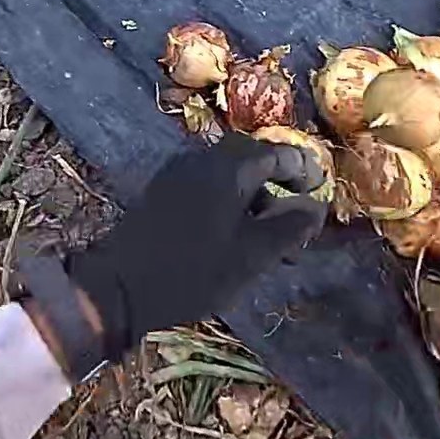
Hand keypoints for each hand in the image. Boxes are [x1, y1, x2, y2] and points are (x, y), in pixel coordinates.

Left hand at [69, 134, 325, 361]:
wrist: (120, 284)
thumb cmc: (192, 271)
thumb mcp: (250, 256)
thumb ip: (288, 227)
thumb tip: (317, 207)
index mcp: (228, 169)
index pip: (275, 153)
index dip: (302, 168)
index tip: (319, 189)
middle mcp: (203, 159)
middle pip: (250, 156)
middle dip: (277, 177)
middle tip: (294, 207)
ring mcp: (179, 170)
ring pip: (228, 170)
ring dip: (252, 190)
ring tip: (266, 230)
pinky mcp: (164, 187)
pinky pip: (207, 180)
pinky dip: (229, 196)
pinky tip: (233, 229)